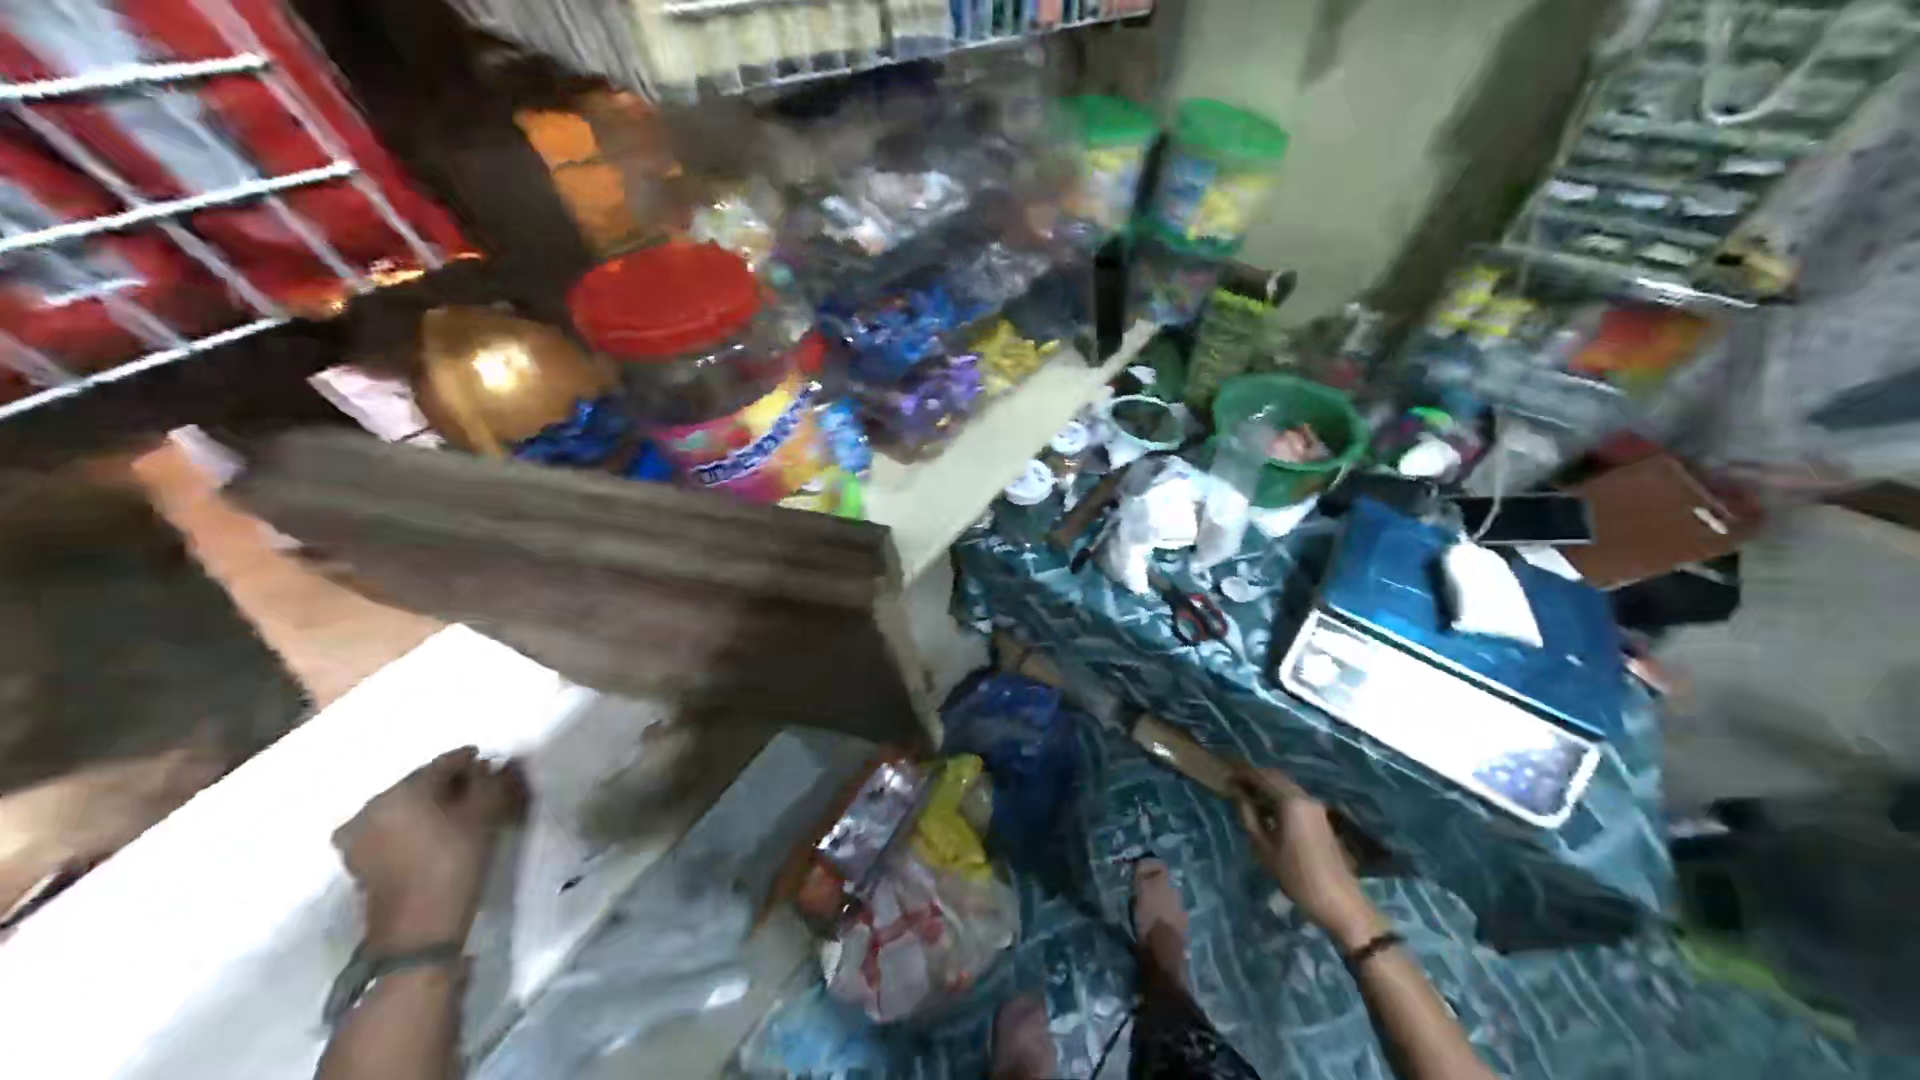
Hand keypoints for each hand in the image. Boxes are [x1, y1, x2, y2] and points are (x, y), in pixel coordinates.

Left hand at [334, 747, 525, 950]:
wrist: (418, 927)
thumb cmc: (454, 862)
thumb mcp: (484, 815)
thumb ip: (491, 781)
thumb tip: (495, 763)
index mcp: (399, 792)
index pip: (441, 764)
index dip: (470, 760)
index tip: (491, 761)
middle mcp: (370, 807)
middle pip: (419, 784)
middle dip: (449, 783)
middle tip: (477, 787)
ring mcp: (357, 836)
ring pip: (403, 807)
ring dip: (430, 804)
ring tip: (458, 811)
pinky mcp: (356, 860)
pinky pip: (390, 828)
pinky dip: (412, 824)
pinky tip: (434, 832)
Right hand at [1233, 766, 1384, 950]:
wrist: (1340, 903)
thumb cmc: (1298, 877)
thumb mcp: (1265, 849)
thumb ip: (1249, 817)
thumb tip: (1238, 796)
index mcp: (1291, 802)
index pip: (1262, 777)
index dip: (1242, 774)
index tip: (1225, 776)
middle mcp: (1305, 798)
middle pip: (1276, 777)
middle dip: (1254, 778)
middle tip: (1234, 785)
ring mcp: (1316, 807)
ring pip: (1286, 786)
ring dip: (1267, 787)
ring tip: (1247, 798)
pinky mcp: (1320, 818)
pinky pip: (1294, 798)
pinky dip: (1278, 797)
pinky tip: (1267, 811)